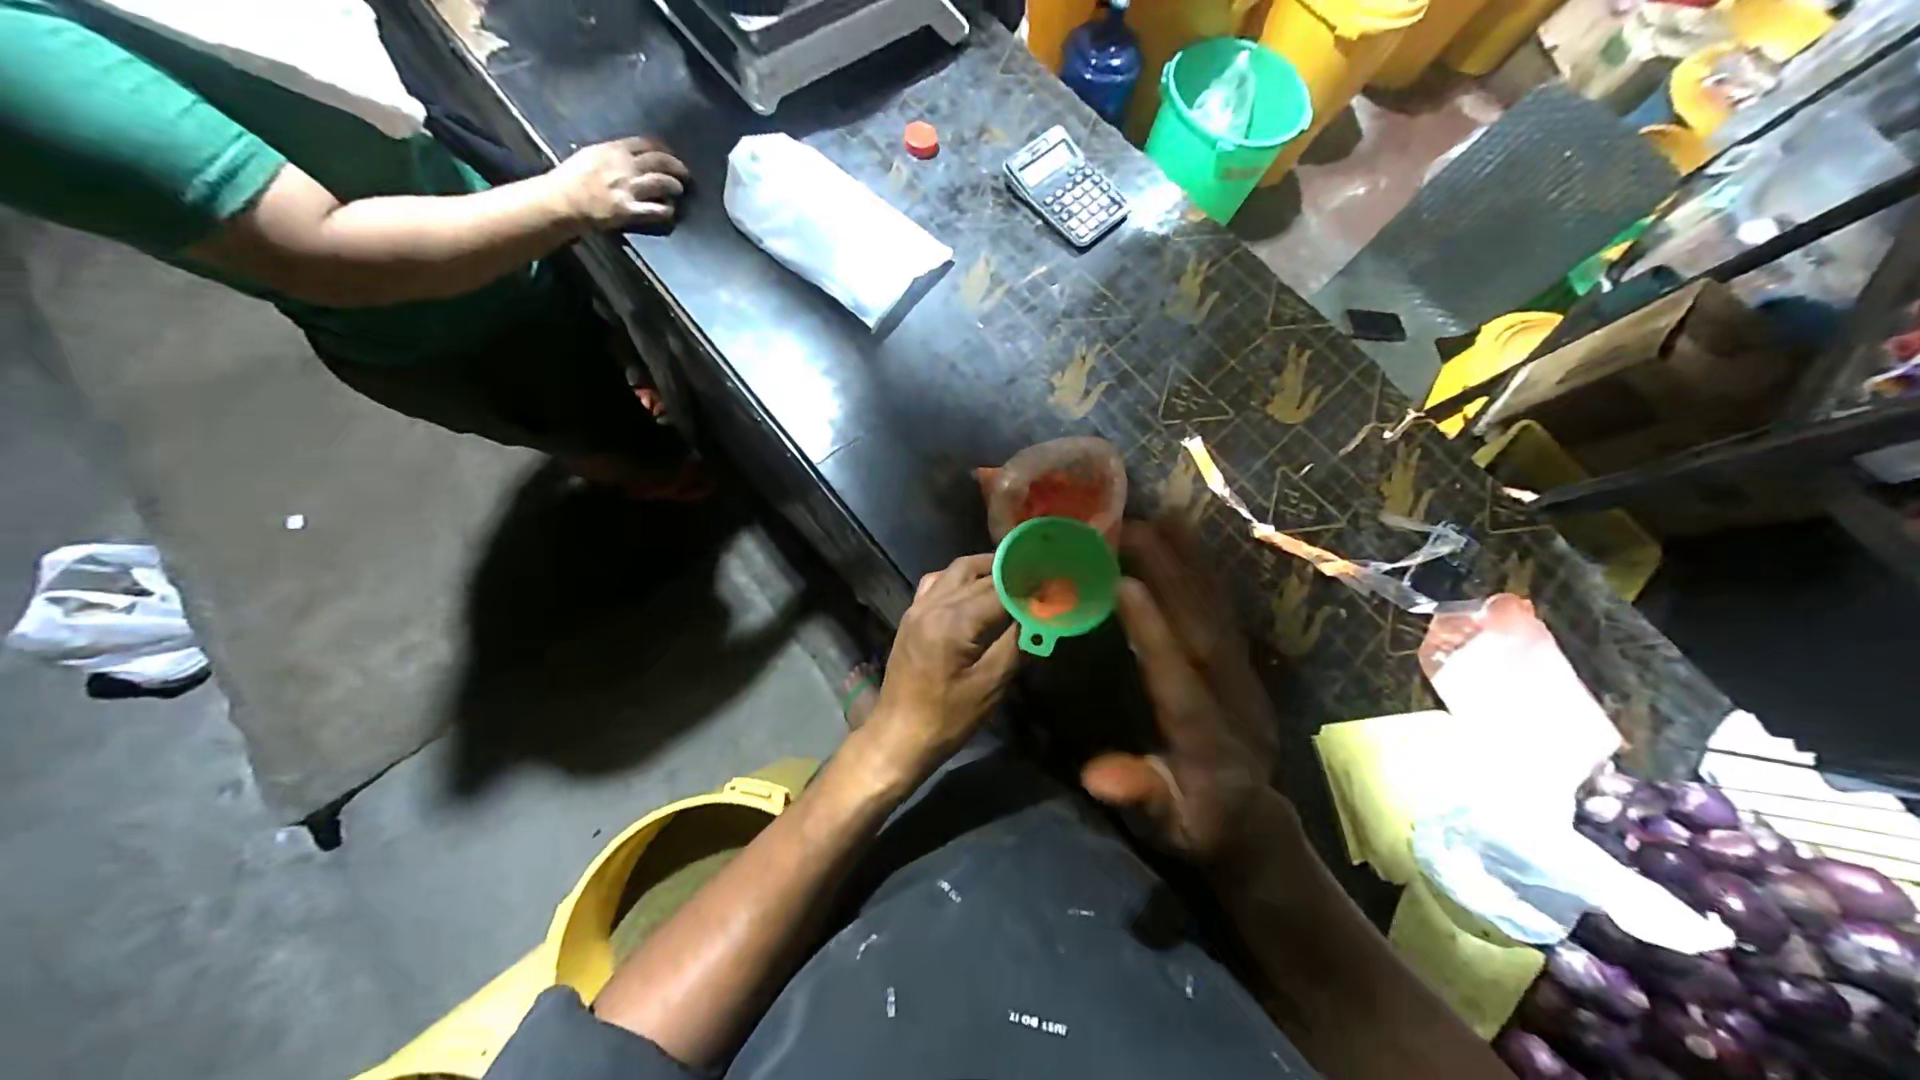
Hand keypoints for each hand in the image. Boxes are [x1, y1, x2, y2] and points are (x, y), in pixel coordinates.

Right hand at [551, 137, 691, 232]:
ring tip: (678, 189)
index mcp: (613, 149)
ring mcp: (628, 188)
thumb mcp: (591, 154)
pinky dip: (667, 210)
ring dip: (675, 186)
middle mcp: (623, 166)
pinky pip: (657, 209)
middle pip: (660, 161)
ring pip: (662, 183)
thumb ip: (614, 153)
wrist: (562, 201)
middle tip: (684, 174)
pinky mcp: (629, 210)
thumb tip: (634, 154)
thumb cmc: (572, 178)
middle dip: (677, 166)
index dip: (664, 149)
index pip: (646, 143)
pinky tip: (669, 211)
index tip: (671, 154)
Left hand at [858, 554, 1019, 787]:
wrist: (899, 736)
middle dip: (1012, 575)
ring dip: (986, 569)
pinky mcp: (911, 616)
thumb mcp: (990, 685)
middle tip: (1040, 580)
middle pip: (980, 575)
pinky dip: (959, 578)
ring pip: (957, 571)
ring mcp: (918, 608)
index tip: (1053, 584)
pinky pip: (937, 582)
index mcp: (954, 621)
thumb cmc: (948, 717)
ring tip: (1013, 578)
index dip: (1029, 585)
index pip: (1000, 589)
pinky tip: (974, 590)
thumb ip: (1016, 644)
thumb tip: (1038, 615)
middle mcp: (934, 604)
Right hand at [1080, 519, 1279, 861]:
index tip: (1122, 585)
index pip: (1176, 673)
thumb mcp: (1167, 826)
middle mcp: (1227, 693)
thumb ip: (1140, 797)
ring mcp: (1241, 672)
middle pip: (1198, 624)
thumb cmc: (1195, 822)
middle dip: (1164, 573)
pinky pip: (1224, 608)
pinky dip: (1205, 569)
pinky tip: (1186, 539)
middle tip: (1125, 528)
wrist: (1252, 822)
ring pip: (1215, 607)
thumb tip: (1097, 777)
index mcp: (1202, 734)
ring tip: (1155, 517)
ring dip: (1186, 560)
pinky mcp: (1243, 661)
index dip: (1152, 630)